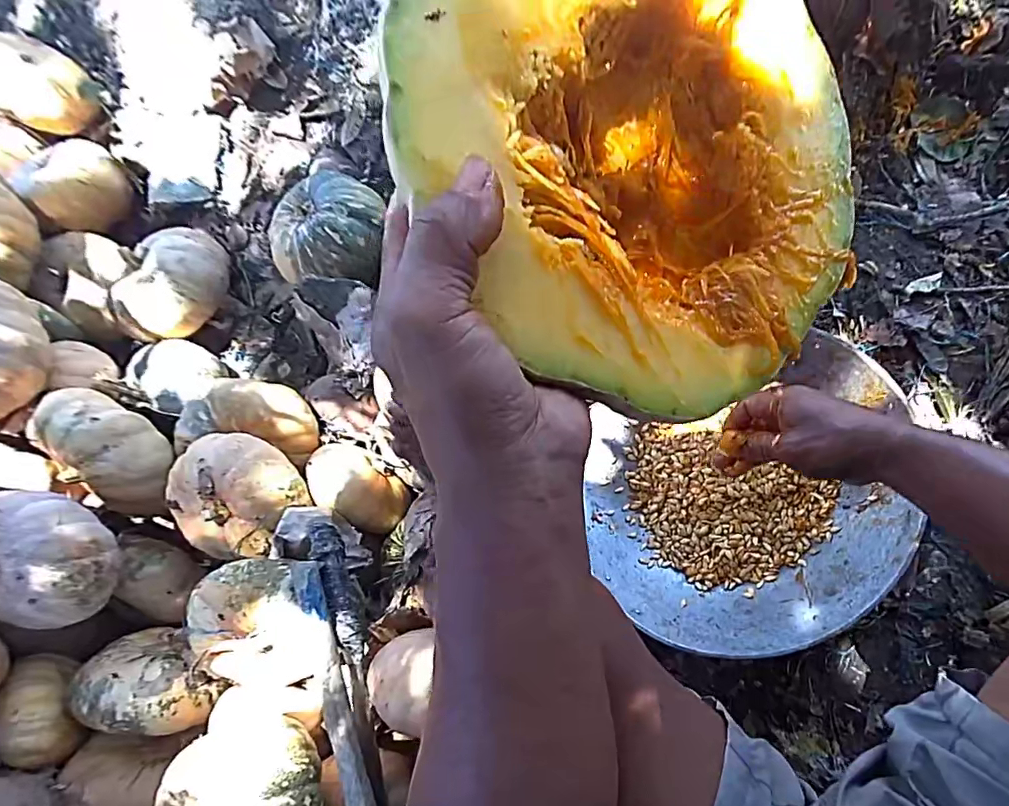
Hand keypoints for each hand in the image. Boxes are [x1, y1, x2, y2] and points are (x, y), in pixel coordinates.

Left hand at [372, 156, 589, 495]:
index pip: (415, 224)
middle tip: (533, 151)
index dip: (434, 179)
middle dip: (495, 202)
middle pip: (473, 241)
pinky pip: (562, 300)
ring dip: (541, 236)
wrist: (523, 469)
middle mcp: (456, 310)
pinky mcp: (551, 346)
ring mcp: (506, 330)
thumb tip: (479, 176)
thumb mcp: (426, 315)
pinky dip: (575, 274)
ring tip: (572, 182)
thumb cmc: (461, 399)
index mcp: (410, 300)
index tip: (471, 133)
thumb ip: (442, 243)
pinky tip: (598, 241)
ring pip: (521, 268)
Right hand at [712, 384, 907, 481]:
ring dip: (753, 450)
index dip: (730, 428)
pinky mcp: (817, 435)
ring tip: (736, 470)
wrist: (878, 448)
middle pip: (756, 421)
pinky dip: (772, 453)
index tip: (721, 447)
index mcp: (782, 400)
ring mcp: (806, 420)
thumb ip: (757, 448)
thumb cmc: (832, 443)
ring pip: (770, 433)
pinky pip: (786, 441)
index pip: (745, 408)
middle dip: (738, 442)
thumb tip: (733, 447)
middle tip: (723, 464)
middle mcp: (792, 405)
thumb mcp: (787, 449)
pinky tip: (765, 465)